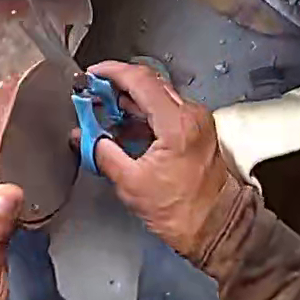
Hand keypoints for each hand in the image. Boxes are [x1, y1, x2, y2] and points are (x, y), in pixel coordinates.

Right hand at [85, 61, 236, 262]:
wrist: (215, 226)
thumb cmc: (180, 211)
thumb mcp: (130, 183)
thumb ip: (103, 152)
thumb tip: (85, 137)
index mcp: (177, 123)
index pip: (141, 80)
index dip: (112, 72)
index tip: (92, 75)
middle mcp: (192, 115)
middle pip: (150, 84)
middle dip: (118, 87)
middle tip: (93, 95)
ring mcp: (197, 121)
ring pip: (158, 97)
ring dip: (130, 102)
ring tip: (104, 115)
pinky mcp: (198, 131)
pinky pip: (167, 111)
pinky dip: (145, 115)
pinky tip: (126, 129)